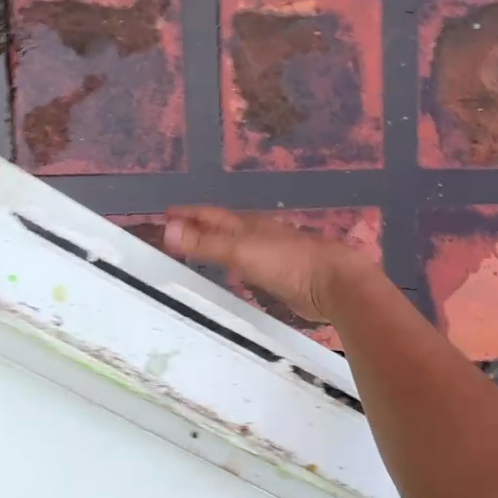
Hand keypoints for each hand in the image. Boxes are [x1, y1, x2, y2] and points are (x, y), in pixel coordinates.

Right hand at [163, 205, 379, 321]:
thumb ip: (205, 242)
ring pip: (236, 246)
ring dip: (217, 246)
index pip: (210, 215)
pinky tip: (234, 274)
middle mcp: (258, 235)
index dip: (187, 214)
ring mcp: (271, 255)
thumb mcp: (240, 251)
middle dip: (199, 227)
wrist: (333, 283)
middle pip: (222, 228)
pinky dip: (234, 266)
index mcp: (247, 224)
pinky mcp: (281, 276)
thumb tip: (166, 229)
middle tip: (175, 233)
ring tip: (199, 251)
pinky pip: (249, 267)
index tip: (165, 214)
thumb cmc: (287, 262)